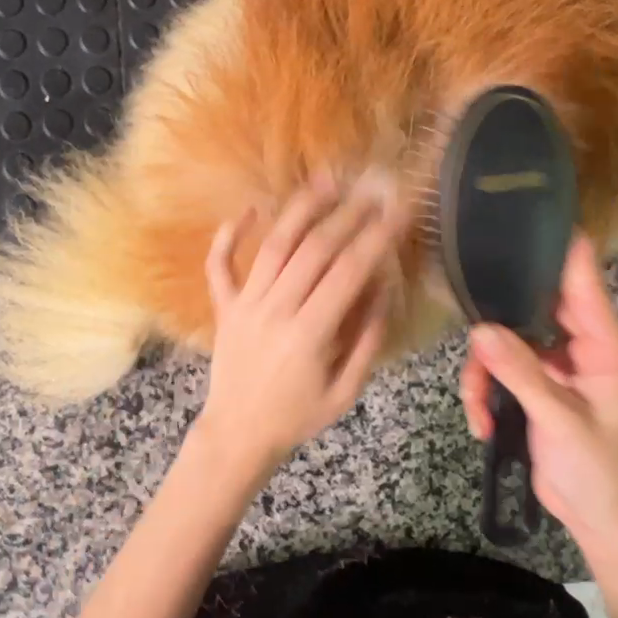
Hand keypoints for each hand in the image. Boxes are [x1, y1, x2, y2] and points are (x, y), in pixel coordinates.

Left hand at [195, 178, 401, 474]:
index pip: (348, 272)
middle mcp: (275, 310)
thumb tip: (383, 290)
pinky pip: (220, 266)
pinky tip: (249, 208)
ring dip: (299, 210)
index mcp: (309, 334)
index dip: (375, 238)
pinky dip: (229, 235)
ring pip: (272, 246)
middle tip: (371, 191)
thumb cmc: (297, 417)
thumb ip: (366, 341)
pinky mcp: (224, 307)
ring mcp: (245, 305)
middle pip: (312, 250)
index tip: (397, 212)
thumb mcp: (345, 392)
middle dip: (346, 215)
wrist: (238, 434)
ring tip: (325, 182)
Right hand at [460, 237, 617, 552]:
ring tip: (477, 409)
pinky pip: (502, 373)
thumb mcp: (560, 421)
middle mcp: (582, 350)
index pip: (584, 286)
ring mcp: (558, 370)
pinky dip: (486, 394)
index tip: (531, 218)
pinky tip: (481, 423)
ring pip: (508, 344)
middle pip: (534, 310)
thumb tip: (480, 329)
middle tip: (471, 331)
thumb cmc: (599, 472)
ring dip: (485, 375)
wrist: (603, 524)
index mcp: (605, 350)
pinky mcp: (538, 390)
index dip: (562, 252)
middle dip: (499, 325)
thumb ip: (521, 373)